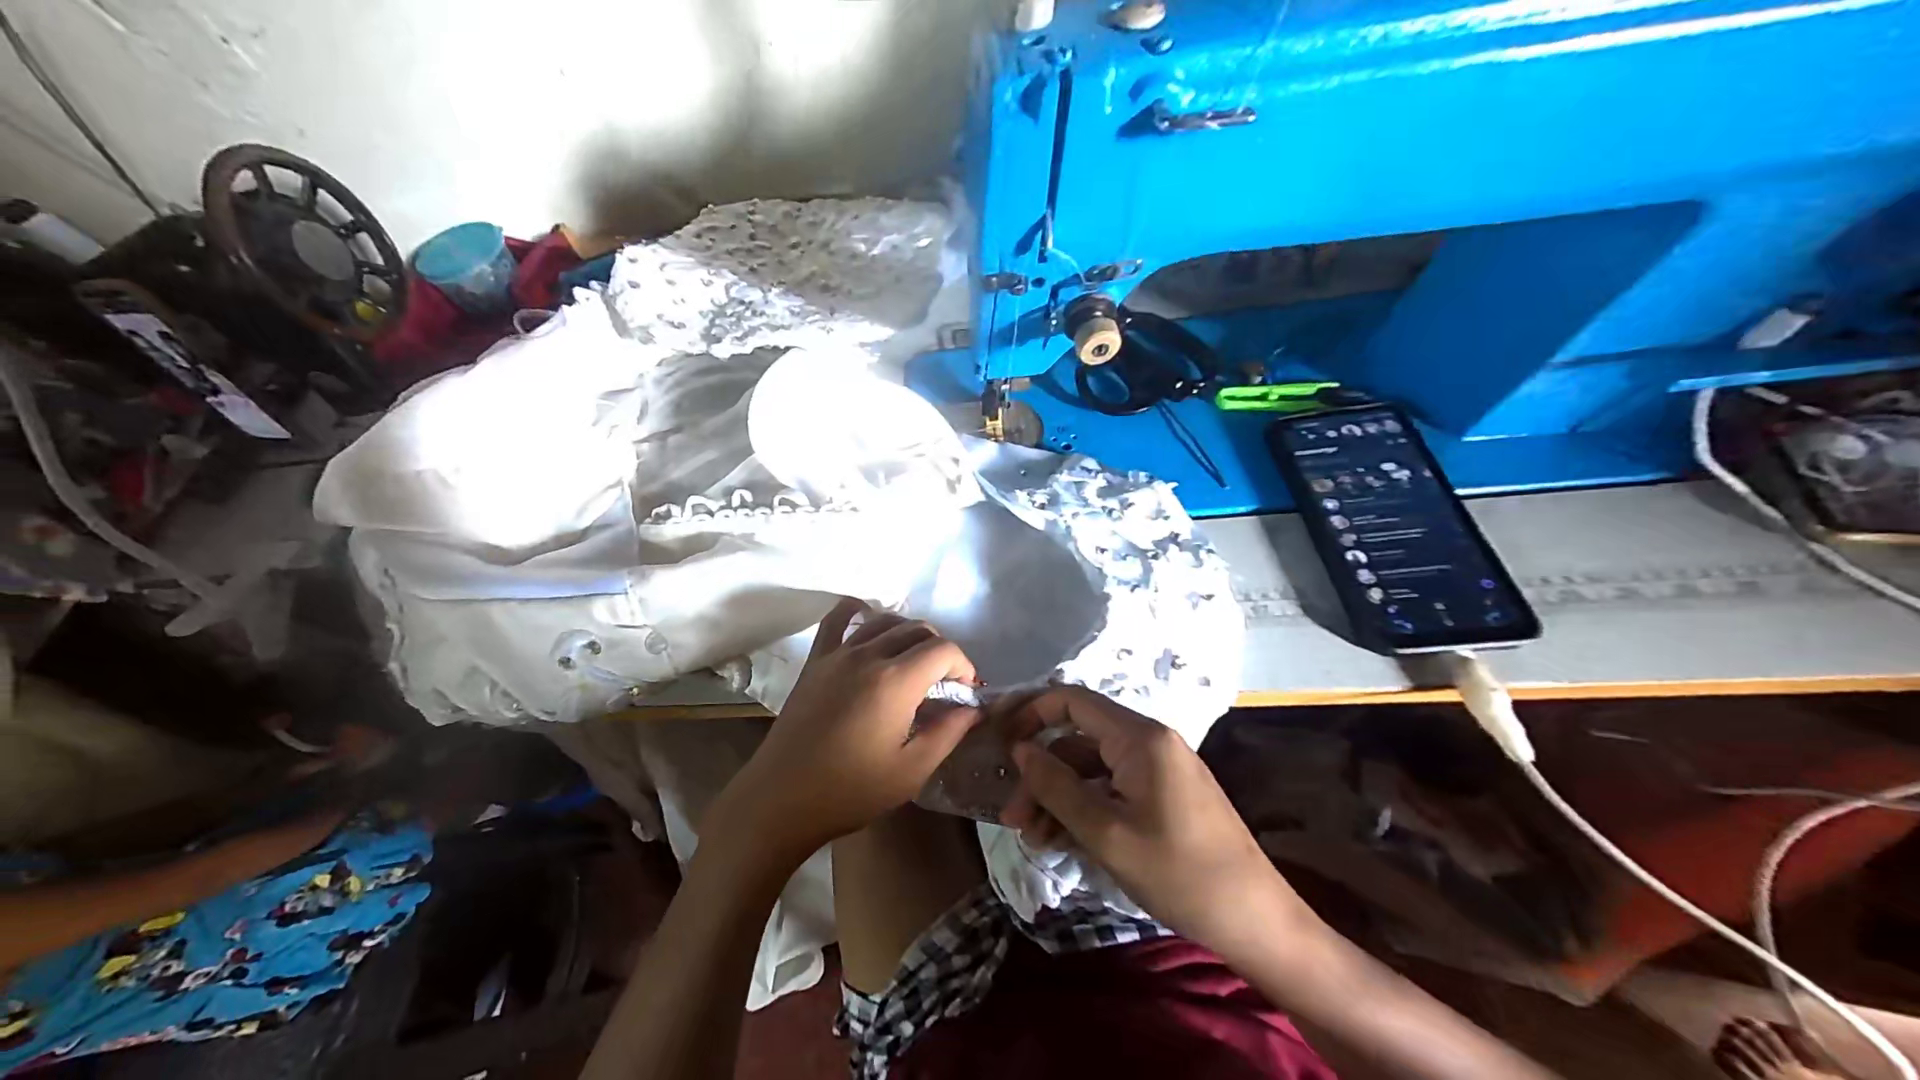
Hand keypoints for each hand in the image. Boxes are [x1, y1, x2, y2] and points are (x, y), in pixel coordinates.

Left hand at [714, 598, 980, 861]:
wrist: (781, 799)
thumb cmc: (850, 791)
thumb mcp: (911, 771)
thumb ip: (948, 733)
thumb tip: (972, 709)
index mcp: (895, 682)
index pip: (943, 650)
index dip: (964, 666)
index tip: (965, 691)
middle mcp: (868, 656)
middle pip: (917, 630)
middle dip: (940, 650)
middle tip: (944, 683)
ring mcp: (837, 655)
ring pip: (884, 621)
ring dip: (908, 633)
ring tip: (914, 661)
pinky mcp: (815, 662)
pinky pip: (837, 620)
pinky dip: (857, 611)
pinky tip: (867, 618)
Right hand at [1000, 687, 1316, 952]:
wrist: (1254, 919)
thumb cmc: (1178, 872)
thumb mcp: (1106, 833)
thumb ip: (1056, 786)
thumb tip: (1020, 750)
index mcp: (1140, 738)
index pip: (1072, 700)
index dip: (1030, 713)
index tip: (999, 741)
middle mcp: (1149, 742)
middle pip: (1078, 740)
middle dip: (1041, 774)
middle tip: (1014, 818)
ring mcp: (1158, 769)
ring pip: (1092, 769)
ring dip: (1059, 797)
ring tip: (1034, 839)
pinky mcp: (1163, 795)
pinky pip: (1112, 789)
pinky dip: (1084, 809)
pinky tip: (1063, 841)